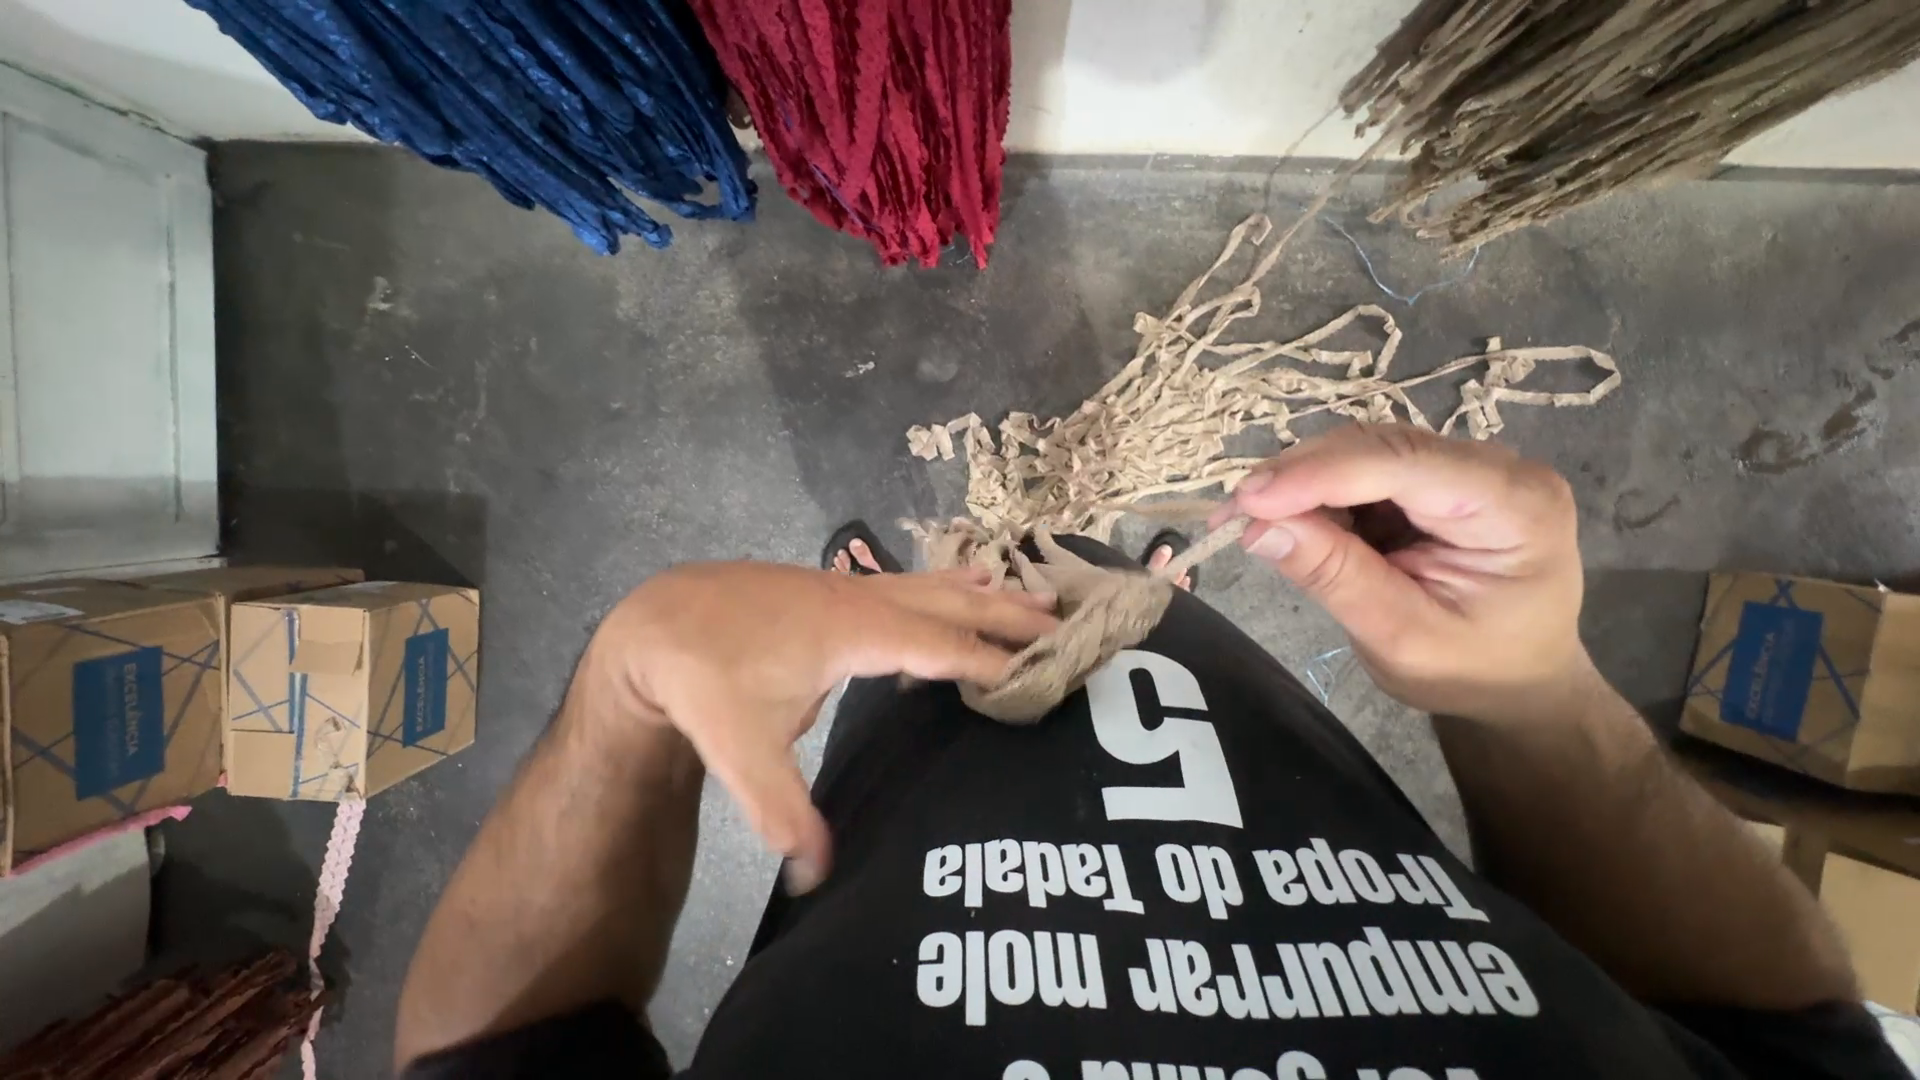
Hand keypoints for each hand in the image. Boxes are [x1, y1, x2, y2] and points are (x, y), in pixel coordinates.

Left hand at [581, 562, 1056, 890]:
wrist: (656, 621)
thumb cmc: (704, 680)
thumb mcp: (740, 751)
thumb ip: (782, 809)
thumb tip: (816, 876)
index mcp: (857, 632)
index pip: (942, 647)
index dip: (993, 659)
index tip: (1044, 669)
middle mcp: (863, 601)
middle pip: (950, 604)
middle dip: (1006, 614)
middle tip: (1062, 621)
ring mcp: (847, 588)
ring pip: (930, 585)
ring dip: (980, 593)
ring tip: (1026, 592)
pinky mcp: (831, 589)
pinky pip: (906, 582)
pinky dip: (944, 584)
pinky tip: (953, 581)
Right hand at [1213, 424, 1594, 722]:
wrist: (1514, 682)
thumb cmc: (1469, 671)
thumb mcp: (1400, 637)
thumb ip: (1335, 577)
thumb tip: (1257, 528)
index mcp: (1514, 507)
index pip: (1403, 464)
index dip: (1318, 475)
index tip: (1247, 501)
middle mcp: (1495, 469)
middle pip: (1376, 447)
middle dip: (1297, 476)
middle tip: (1231, 515)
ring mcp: (1463, 469)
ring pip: (1359, 451)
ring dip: (1297, 482)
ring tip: (1249, 520)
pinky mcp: (1431, 480)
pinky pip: (1358, 470)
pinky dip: (1312, 493)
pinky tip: (1285, 519)